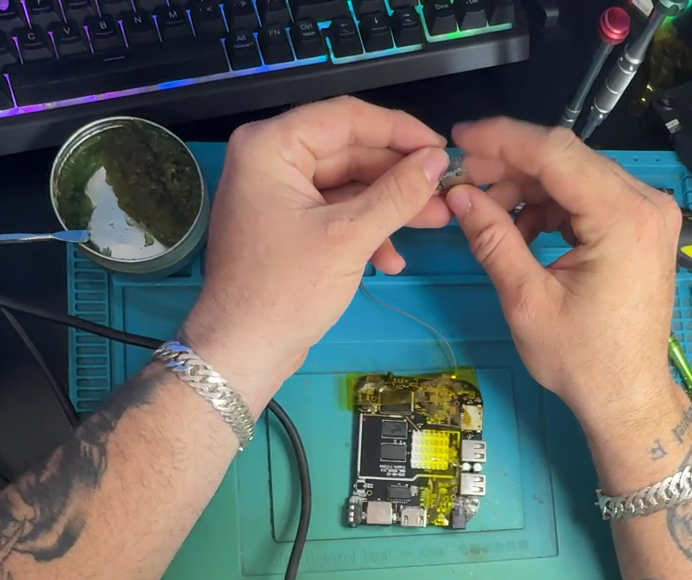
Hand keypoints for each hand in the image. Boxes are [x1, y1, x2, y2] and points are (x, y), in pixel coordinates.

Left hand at [181, 97, 452, 402]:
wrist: (245, 350)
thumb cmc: (287, 291)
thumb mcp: (348, 238)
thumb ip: (396, 194)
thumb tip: (437, 161)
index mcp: (271, 147)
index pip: (346, 118)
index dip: (399, 131)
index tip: (440, 148)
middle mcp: (271, 162)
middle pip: (349, 153)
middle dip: (399, 176)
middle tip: (446, 192)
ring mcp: (279, 197)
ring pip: (347, 187)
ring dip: (389, 207)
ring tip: (435, 222)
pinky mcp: (288, 230)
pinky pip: (335, 216)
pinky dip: (365, 233)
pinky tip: (392, 260)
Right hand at [446, 118, 681, 426]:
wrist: (626, 396)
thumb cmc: (583, 361)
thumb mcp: (527, 302)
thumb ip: (493, 240)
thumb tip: (460, 196)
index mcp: (622, 218)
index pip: (555, 152)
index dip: (502, 140)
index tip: (462, 139)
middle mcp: (645, 205)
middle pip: (567, 159)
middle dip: (512, 167)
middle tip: (467, 183)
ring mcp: (649, 215)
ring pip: (577, 176)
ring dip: (530, 189)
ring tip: (492, 217)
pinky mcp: (642, 229)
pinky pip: (590, 199)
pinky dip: (554, 208)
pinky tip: (525, 232)